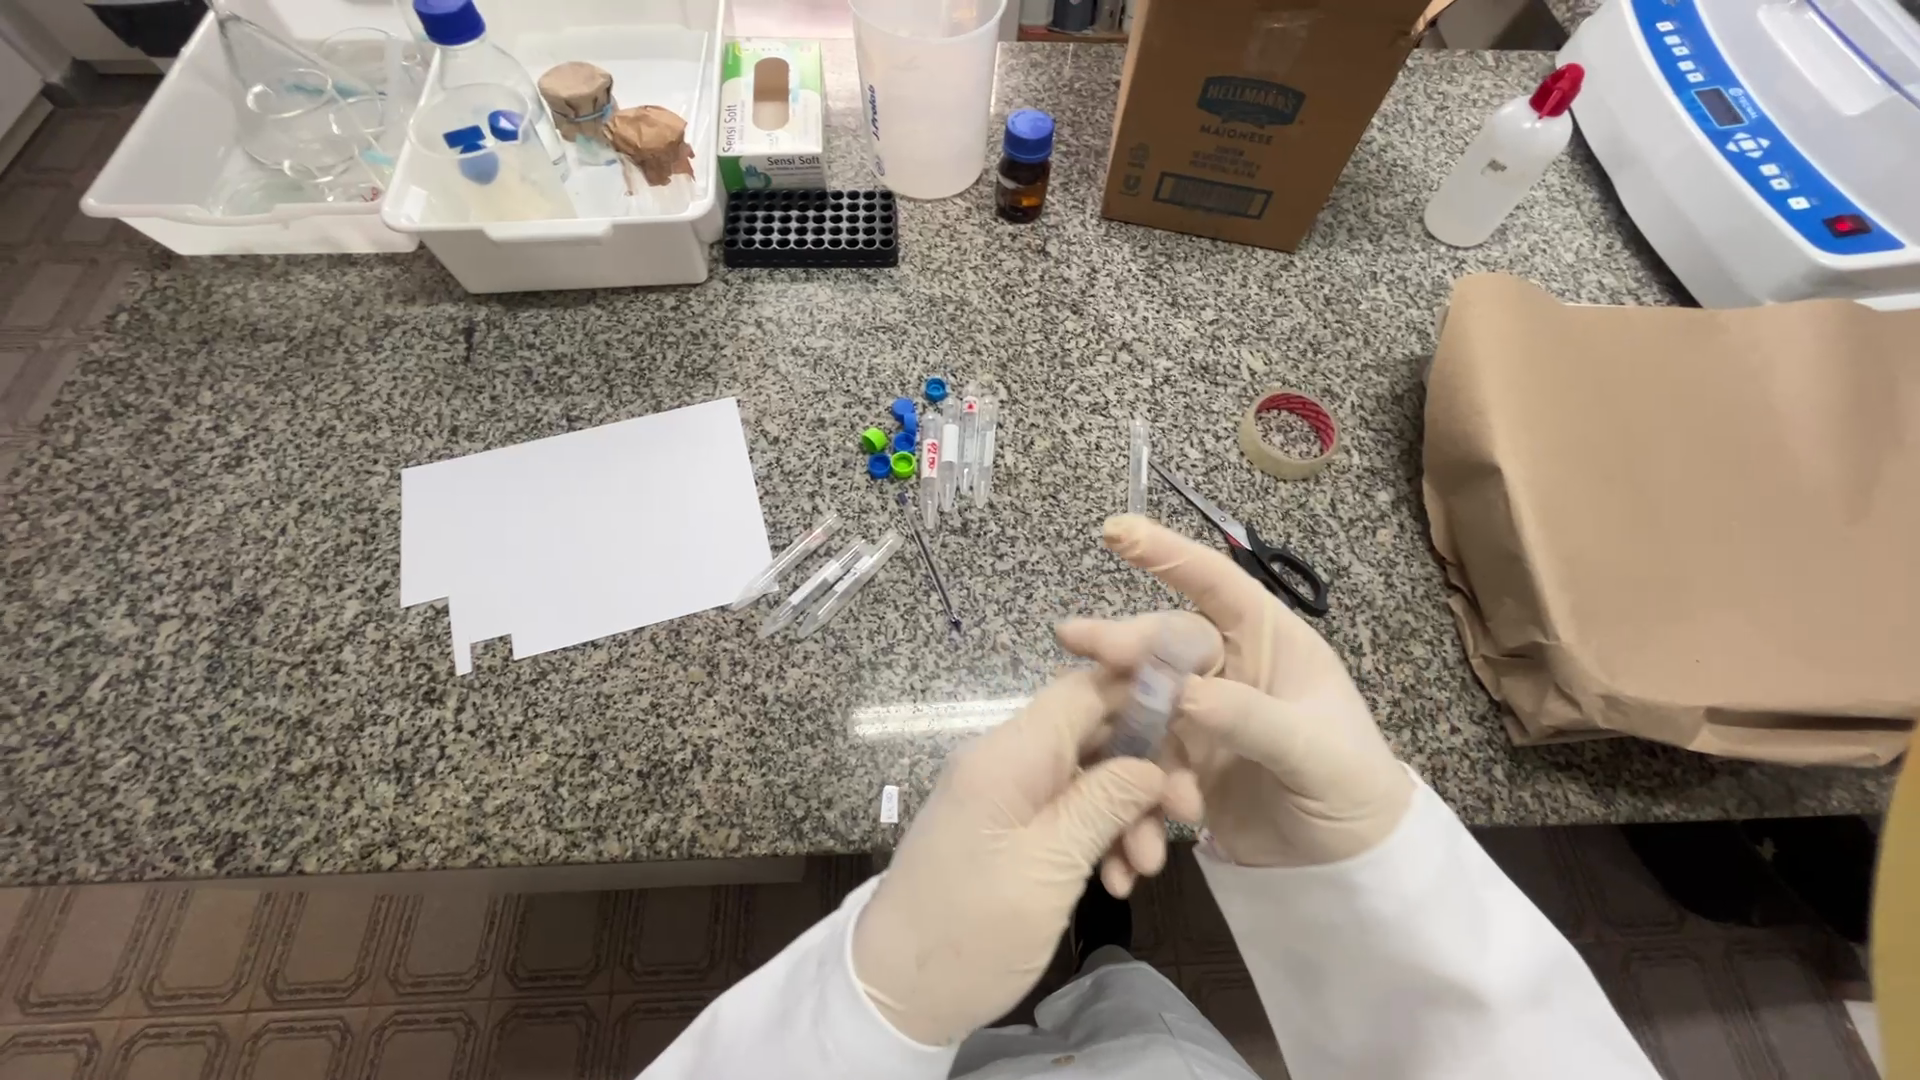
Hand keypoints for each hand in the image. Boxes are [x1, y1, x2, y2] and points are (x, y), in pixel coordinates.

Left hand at [851, 668, 1202, 1046]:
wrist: (896, 991)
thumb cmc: (971, 929)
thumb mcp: (1048, 868)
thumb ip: (1102, 804)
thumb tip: (1151, 764)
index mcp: (1008, 754)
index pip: (1081, 690)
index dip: (1138, 693)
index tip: (1191, 727)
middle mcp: (1005, 760)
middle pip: (1091, 735)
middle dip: (1143, 773)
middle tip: (1185, 819)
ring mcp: (1004, 794)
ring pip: (1085, 778)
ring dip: (1124, 816)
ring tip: (1144, 870)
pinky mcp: (1006, 826)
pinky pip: (1063, 812)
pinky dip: (1096, 838)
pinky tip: (1117, 881)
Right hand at [1057, 515, 1412, 867]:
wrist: (1349, 867)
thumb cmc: (1353, 790)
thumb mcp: (1316, 753)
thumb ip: (1252, 718)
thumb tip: (1179, 693)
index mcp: (1268, 641)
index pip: (1215, 583)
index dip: (1167, 552)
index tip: (1116, 531)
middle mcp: (1225, 666)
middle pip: (1161, 642)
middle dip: (1120, 643)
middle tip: (1073, 638)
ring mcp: (1196, 712)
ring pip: (1139, 703)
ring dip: (1121, 733)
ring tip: (1101, 761)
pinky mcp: (1177, 756)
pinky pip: (1137, 758)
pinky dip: (1125, 786)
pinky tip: (1124, 827)